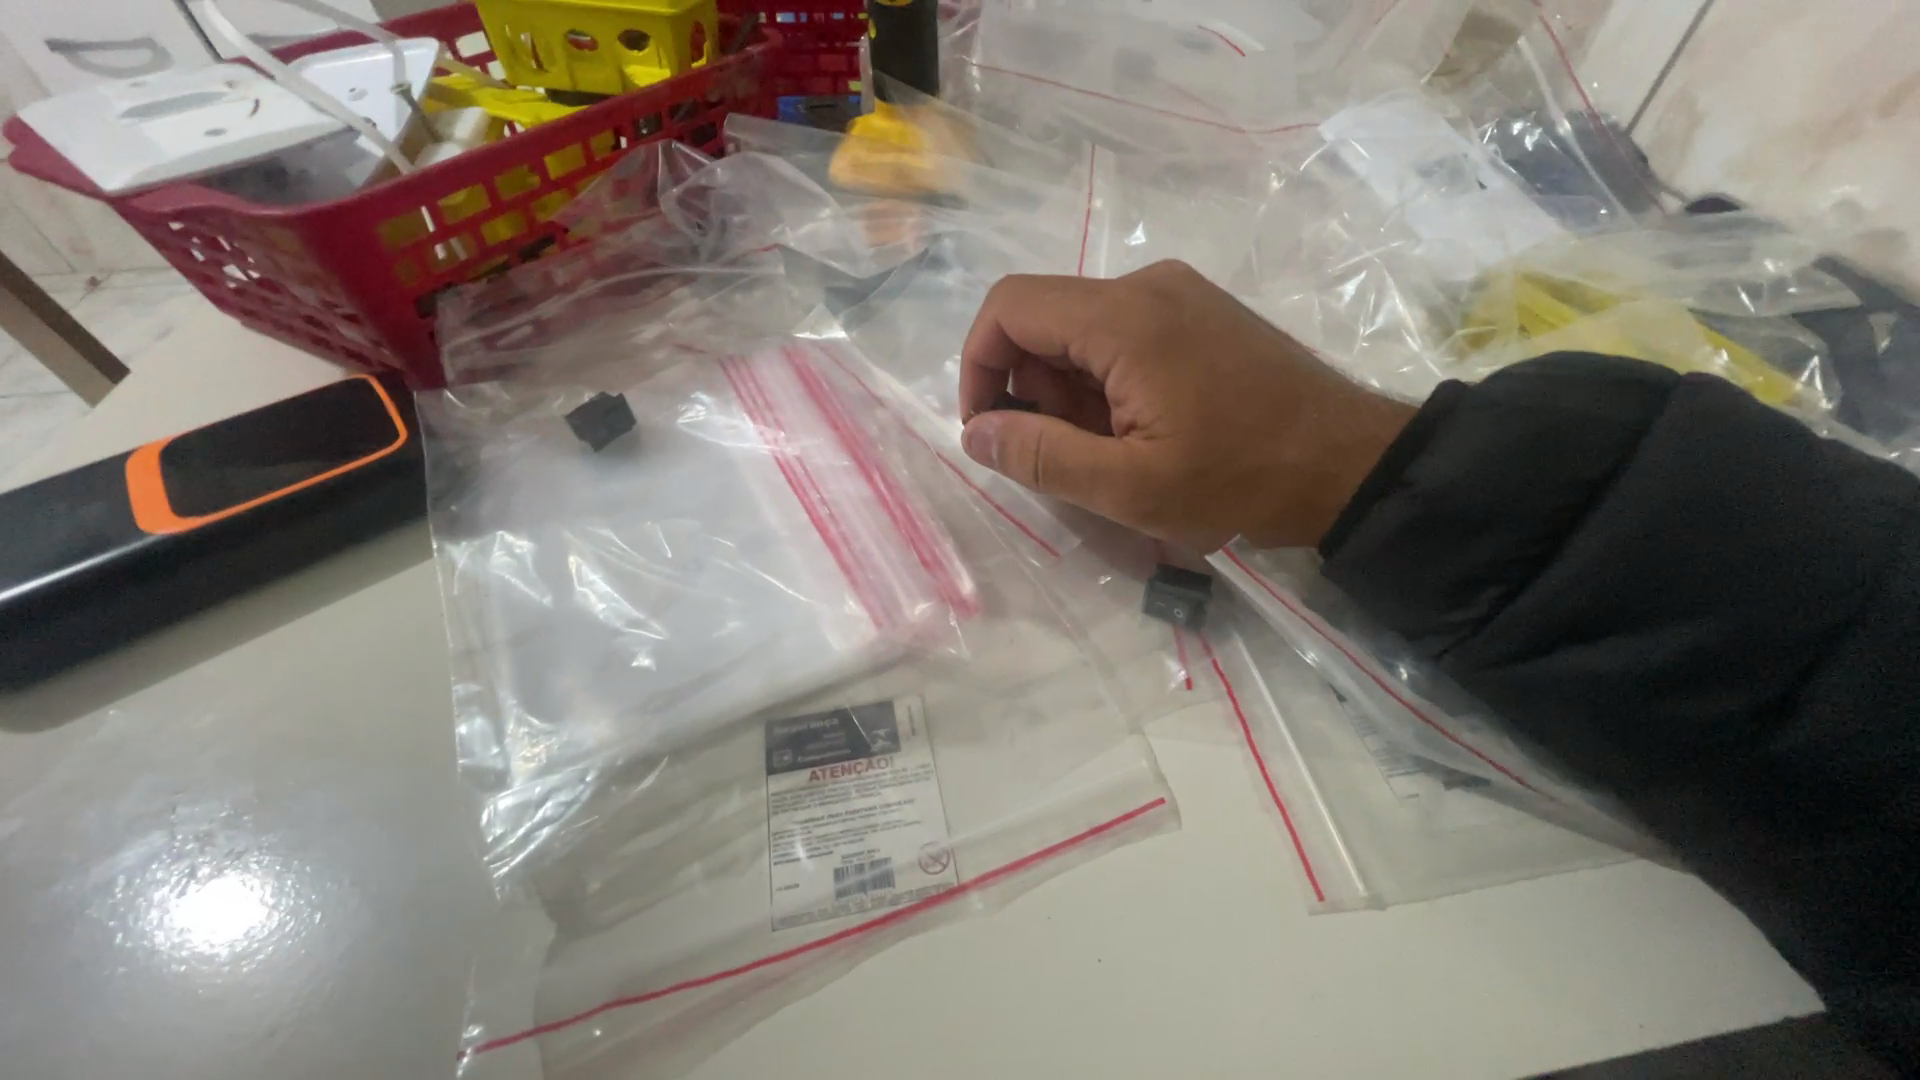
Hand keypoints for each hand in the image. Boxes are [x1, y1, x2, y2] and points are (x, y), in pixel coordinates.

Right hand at [958, 261, 1416, 550]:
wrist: (1350, 464)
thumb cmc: (1239, 479)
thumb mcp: (1129, 487)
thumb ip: (1040, 456)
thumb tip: (975, 433)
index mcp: (1124, 317)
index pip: (1009, 307)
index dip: (977, 366)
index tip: (990, 429)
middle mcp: (1147, 286)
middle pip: (1045, 320)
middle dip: (1031, 391)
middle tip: (1064, 457)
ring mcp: (1178, 296)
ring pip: (1081, 333)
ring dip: (1070, 394)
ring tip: (1111, 453)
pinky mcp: (1198, 315)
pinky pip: (1121, 338)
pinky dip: (1105, 385)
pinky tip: (1139, 433)